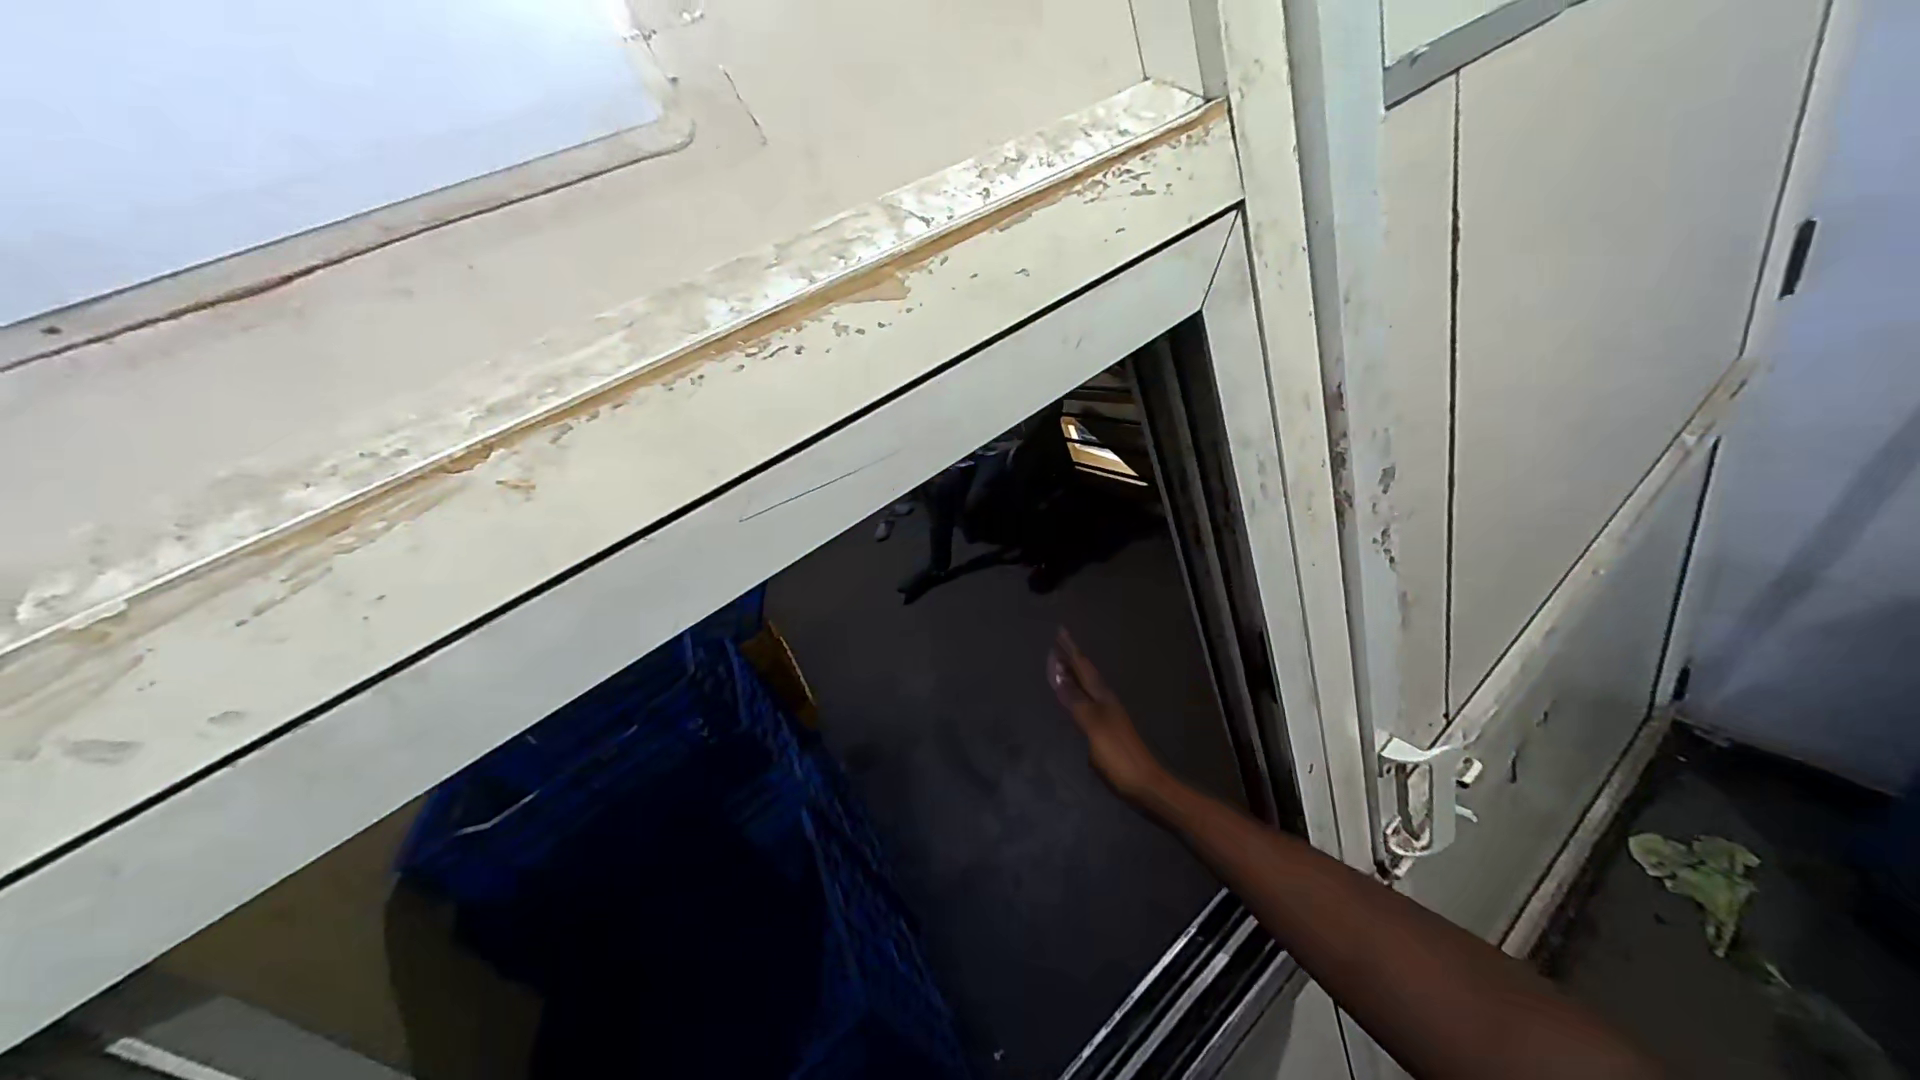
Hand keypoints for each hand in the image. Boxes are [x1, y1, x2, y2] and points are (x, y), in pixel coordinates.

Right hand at [1047, 628, 1169, 802]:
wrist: (1145, 783)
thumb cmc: (1118, 755)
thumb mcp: (1093, 726)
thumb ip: (1075, 701)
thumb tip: (1058, 674)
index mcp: (1102, 697)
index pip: (1083, 667)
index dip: (1070, 651)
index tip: (1060, 632)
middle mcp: (1106, 701)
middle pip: (1086, 673)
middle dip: (1071, 657)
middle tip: (1059, 641)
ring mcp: (1108, 715)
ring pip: (1088, 685)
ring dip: (1075, 672)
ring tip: (1063, 662)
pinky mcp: (1106, 729)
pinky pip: (1087, 699)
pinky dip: (1077, 690)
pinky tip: (1075, 695)